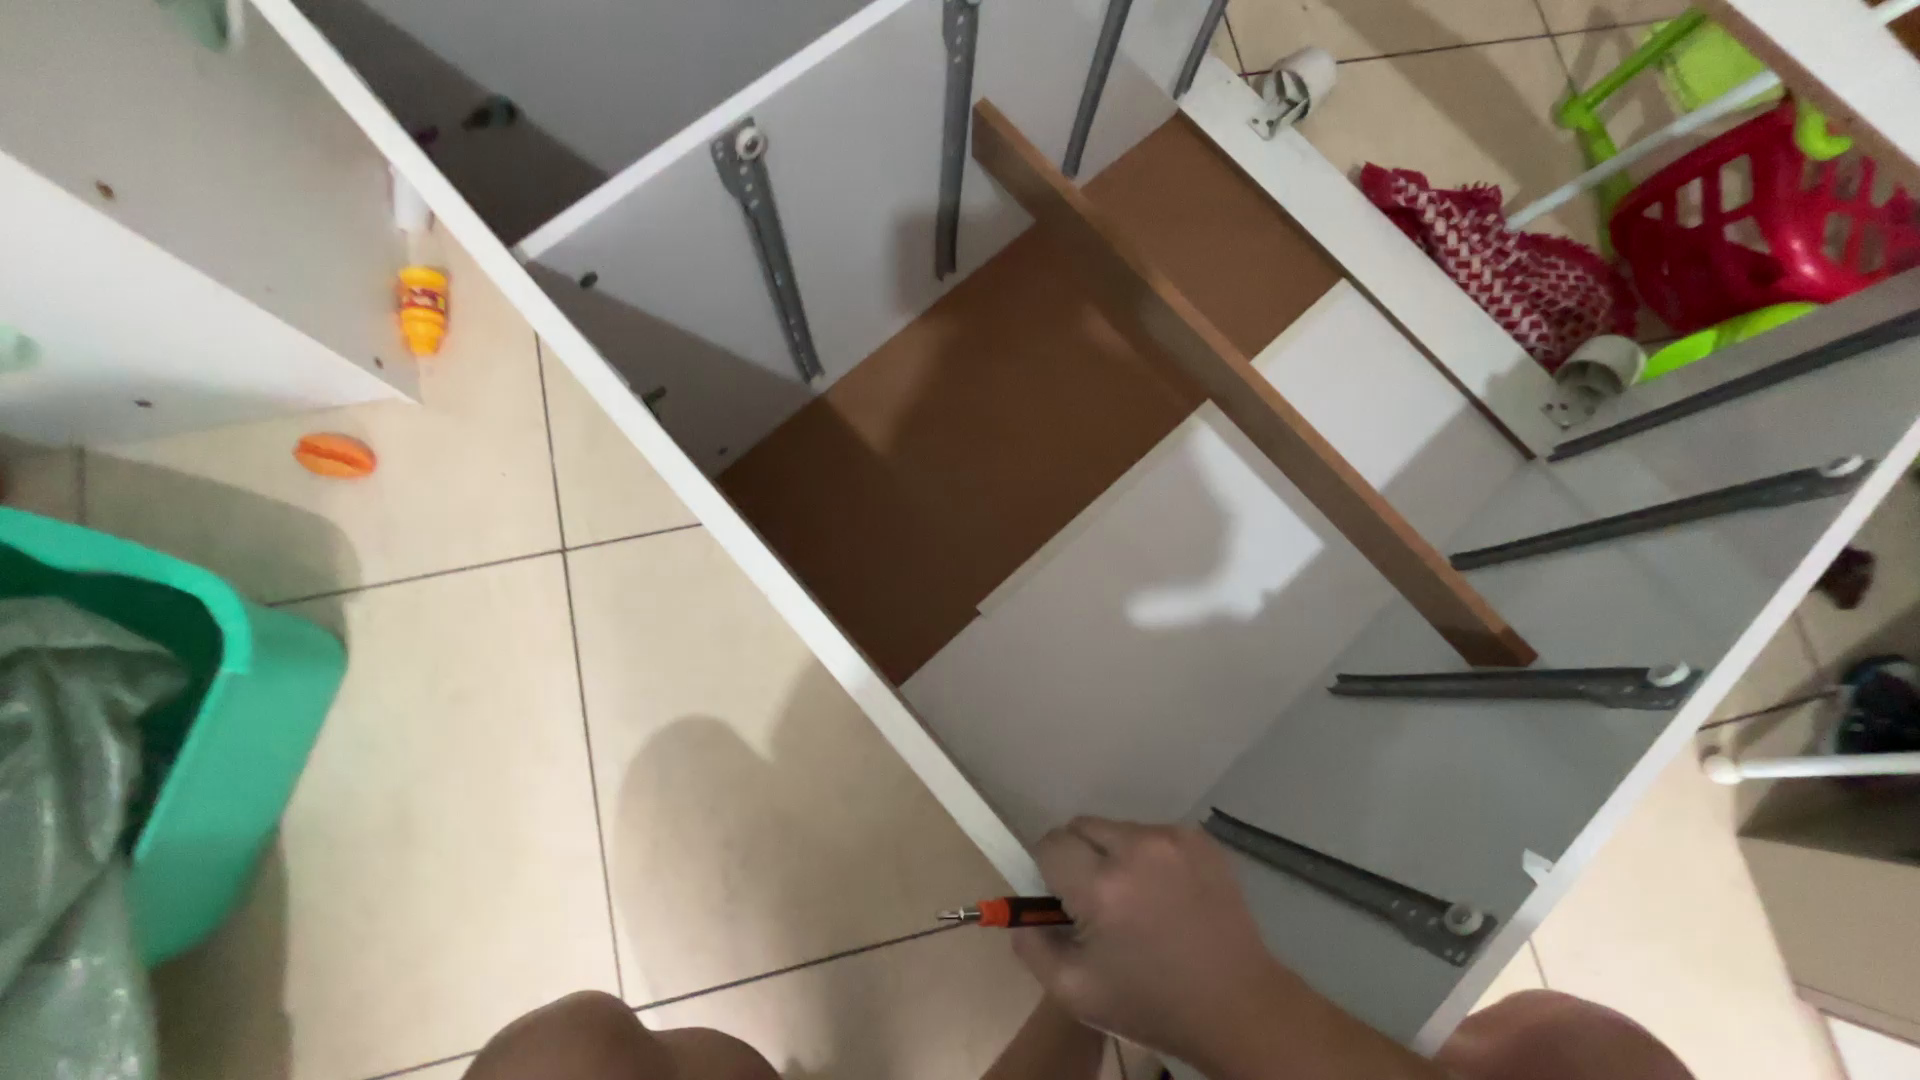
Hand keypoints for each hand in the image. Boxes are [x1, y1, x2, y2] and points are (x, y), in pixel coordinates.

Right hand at [1011, 817, 1298, 1070]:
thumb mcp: (1075, 991)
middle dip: (1078, 857)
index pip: (1050, 843)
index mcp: (1102, 887)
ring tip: (1138, 900)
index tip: (1063, 898)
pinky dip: (1148, 856)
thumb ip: (1033, 945)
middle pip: (1080, 827)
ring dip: (1114, 855)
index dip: (1048, 869)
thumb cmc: (1152, 1002)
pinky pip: (1152, 834)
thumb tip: (1021, 913)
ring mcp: (1173, 839)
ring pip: (1117, 829)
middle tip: (1097, 899)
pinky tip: (1167, 894)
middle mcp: (1136, 849)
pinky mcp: (1199, 840)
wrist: (1238, 1005)